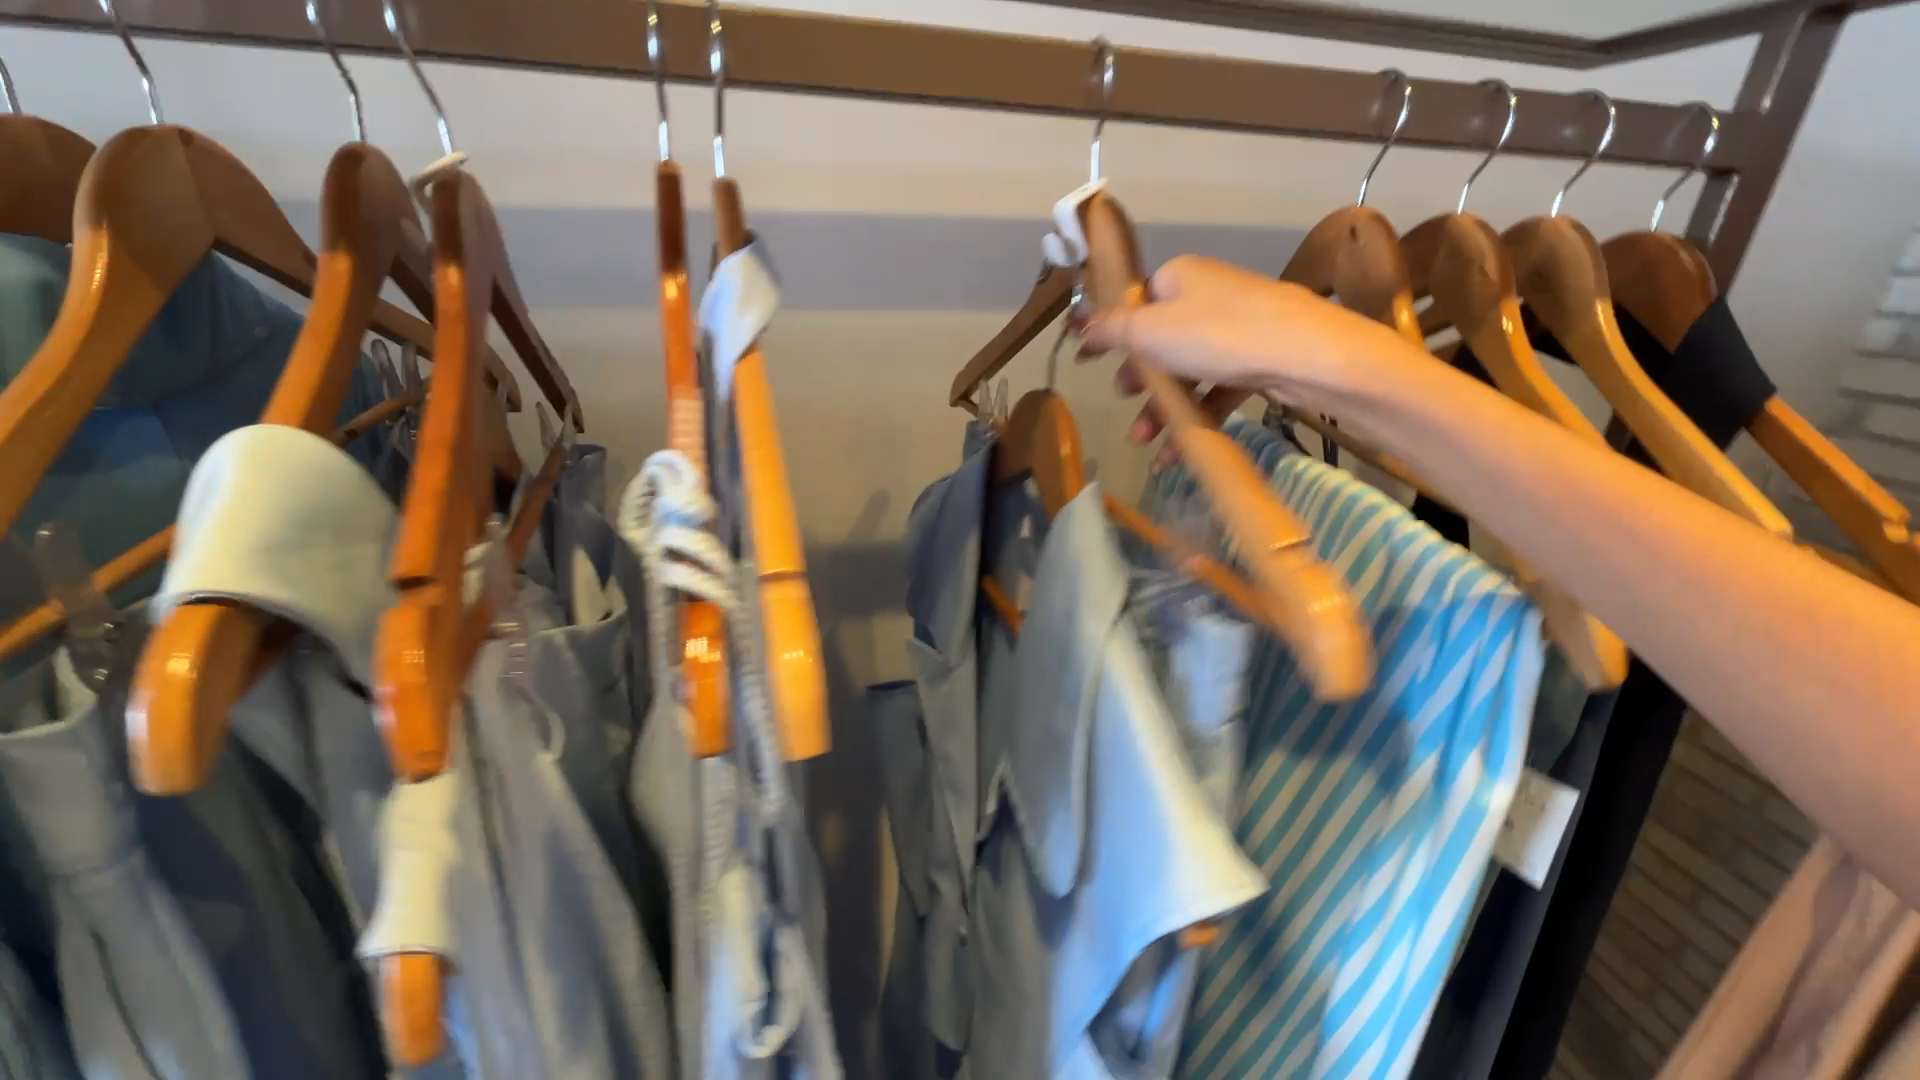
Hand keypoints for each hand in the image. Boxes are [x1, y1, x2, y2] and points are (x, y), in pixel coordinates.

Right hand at [1078, 255, 1420, 443]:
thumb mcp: (1150, 331)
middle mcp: (1207, 296)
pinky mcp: (1258, 360)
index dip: (1113, 334)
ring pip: (1187, 371)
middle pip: (1160, 341)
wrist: (1305, 354)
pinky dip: (1196, 416)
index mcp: (1178, 278)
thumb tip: (1080, 325)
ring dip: (1163, 407)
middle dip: (1139, 379)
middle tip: (1125, 401)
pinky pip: (1216, 389)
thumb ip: (1110, 330)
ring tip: (1145, 442)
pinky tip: (1179, 451)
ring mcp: (1236, 329)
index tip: (1092, 363)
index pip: (1135, 303)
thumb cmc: (1218, 334)